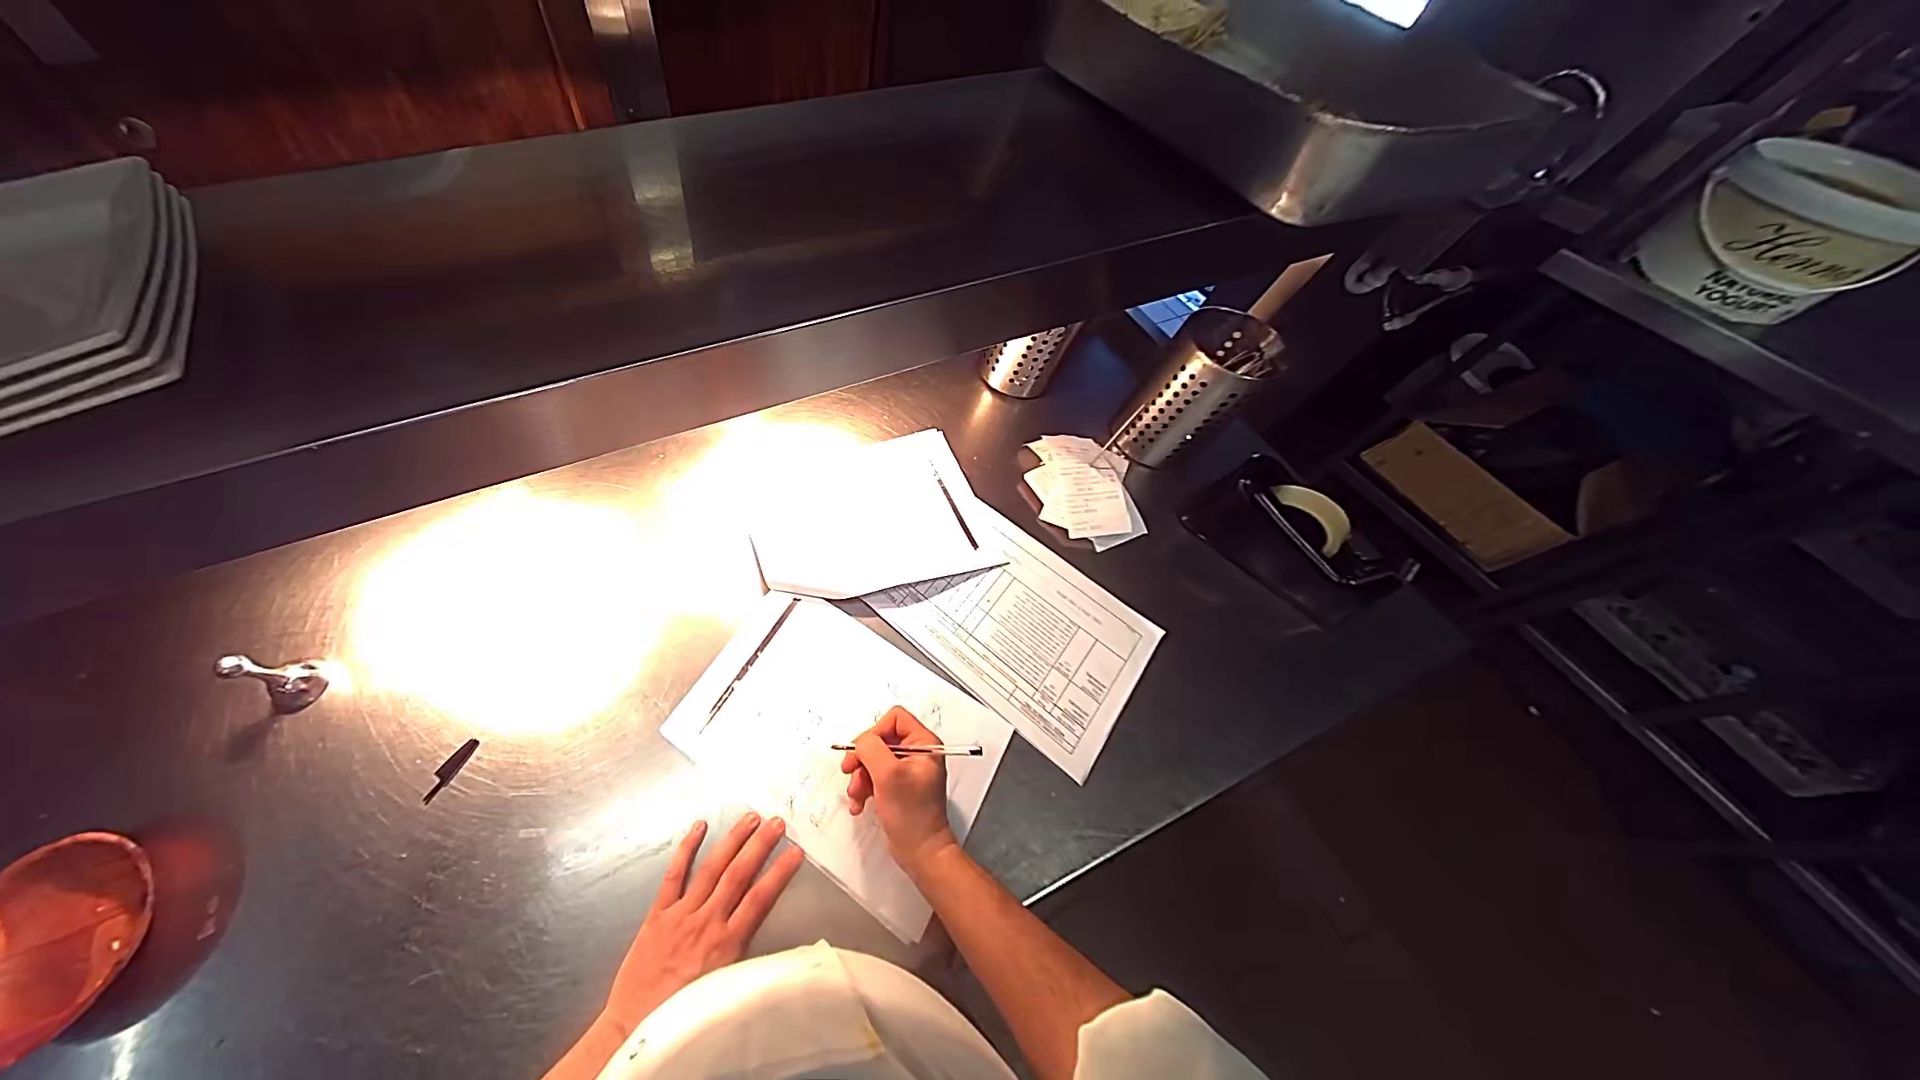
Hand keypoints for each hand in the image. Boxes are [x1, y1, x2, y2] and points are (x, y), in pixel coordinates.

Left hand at [601, 814, 803, 1034]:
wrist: (632, 1026)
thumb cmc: (682, 1012)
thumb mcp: (725, 985)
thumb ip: (744, 952)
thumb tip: (767, 927)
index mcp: (726, 945)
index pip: (760, 899)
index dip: (780, 872)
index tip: (796, 852)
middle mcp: (705, 924)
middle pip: (738, 875)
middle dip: (760, 845)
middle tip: (776, 822)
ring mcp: (680, 915)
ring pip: (711, 869)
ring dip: (733, 840)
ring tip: (750, 818)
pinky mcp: (657, 914)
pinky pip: (674, 875)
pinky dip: (686, 849)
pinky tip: (699, 827)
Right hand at [840, 705, 956, 872]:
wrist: (920, 851)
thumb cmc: (914, 816)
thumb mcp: (889, 775)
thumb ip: (872, 749)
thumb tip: (861, 740)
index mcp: (924, 743)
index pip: (895, 718)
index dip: (875, 732)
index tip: (864, 752)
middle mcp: (917, 753)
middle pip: (880, 739)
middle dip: (863, 759)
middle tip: (852, 772)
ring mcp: (907, 770)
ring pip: (873, 759)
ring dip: (860, 776)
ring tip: (857, 795)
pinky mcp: (897, 785)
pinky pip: (873, 776)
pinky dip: (863, 788)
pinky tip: (860, 803)